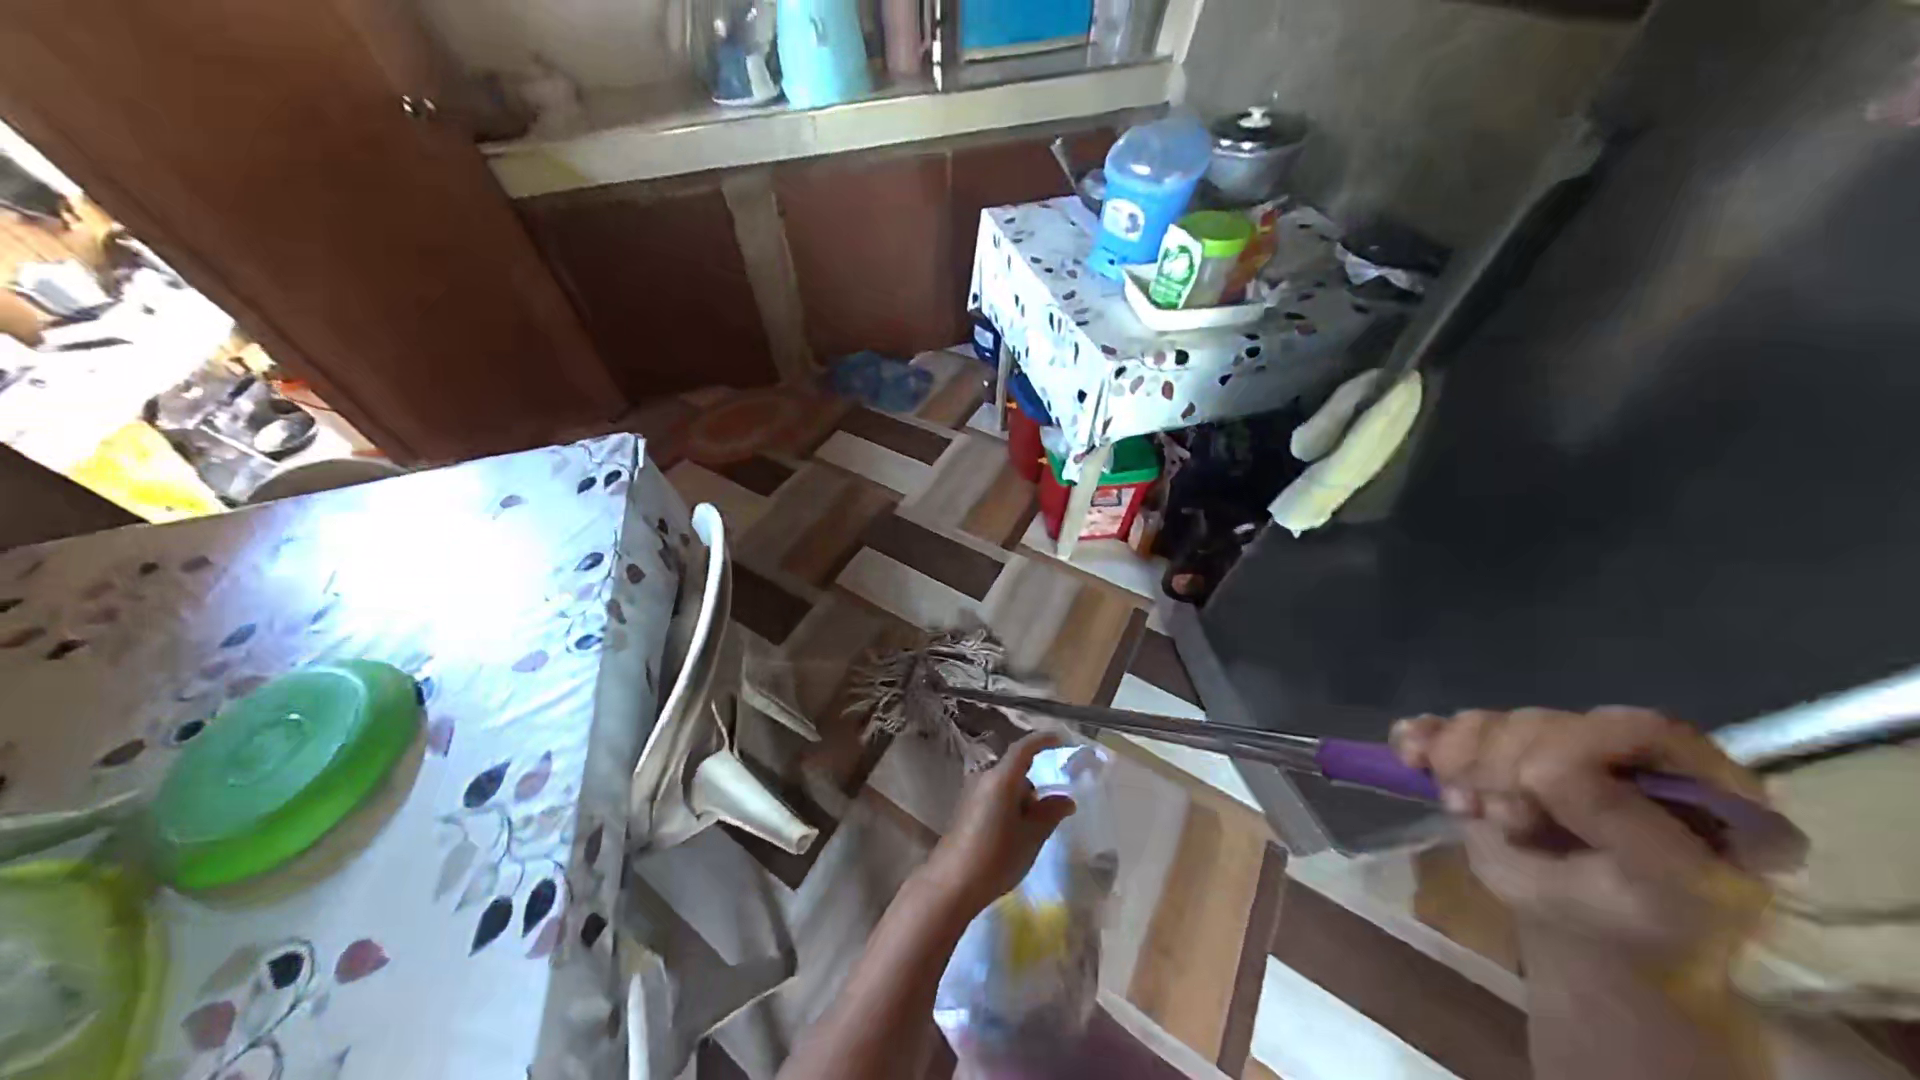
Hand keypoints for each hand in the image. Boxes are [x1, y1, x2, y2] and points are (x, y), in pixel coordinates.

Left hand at [919, 731, 1077, 917]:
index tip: (1060, 739)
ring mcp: (971, 793)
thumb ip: (1050, 813)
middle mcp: (984, 778)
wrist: (951, 884)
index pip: (1024, 749)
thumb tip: (1066, 799)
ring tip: (1029, 833)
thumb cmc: (997, 857)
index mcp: (1001, 779)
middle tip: (1049, 815)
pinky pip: (993, 798)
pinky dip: (1007, 808)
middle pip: (1015, 771)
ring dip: (1020, 801)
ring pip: (1005, 787)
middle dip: (1034, 787)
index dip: (1042, 741)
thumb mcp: (1032, 836)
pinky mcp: (965, 809)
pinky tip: (1011, 836)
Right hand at [1391, 707, 1769, 966]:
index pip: (1630, 726)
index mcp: (1690, 774)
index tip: (1533, 798)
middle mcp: (1614, 747)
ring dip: (1457, 762)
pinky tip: (1412, 762)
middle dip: (1502, 767)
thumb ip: (1620, 821)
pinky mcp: (1487, 751)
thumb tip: (1543, 769)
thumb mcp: (1662, 888)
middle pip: (1542, 722)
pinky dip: (1419, 739)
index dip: (1568, 749)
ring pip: (1486, 722)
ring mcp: (1544, 746)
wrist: (1587, 935)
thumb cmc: (1638, 922)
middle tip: (1501, 820)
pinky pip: (1442, 725)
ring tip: (1467, 810)